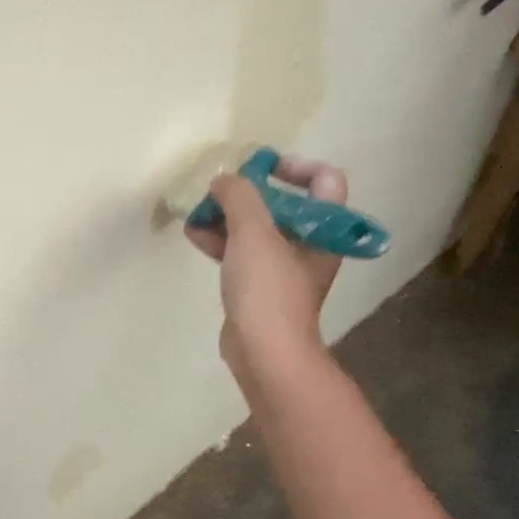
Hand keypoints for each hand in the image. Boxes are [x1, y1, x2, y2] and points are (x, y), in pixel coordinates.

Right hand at [185, 156, 347, 381]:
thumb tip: (224, 179)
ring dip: (227, 217)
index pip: (324, 179)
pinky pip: (242, 254)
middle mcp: (310, 245)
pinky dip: (221, 241)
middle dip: (247, 194)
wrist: (265, 352)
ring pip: (257, 229)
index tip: (258, 169)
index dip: (294, 166)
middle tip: (219, 192)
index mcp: (324, 228)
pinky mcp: (260, 288)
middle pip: (283, 204)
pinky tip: (194, 235)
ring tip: (197, 213)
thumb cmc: (268, 288)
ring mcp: (285, 269)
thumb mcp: (253, 232)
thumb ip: (239, 195)